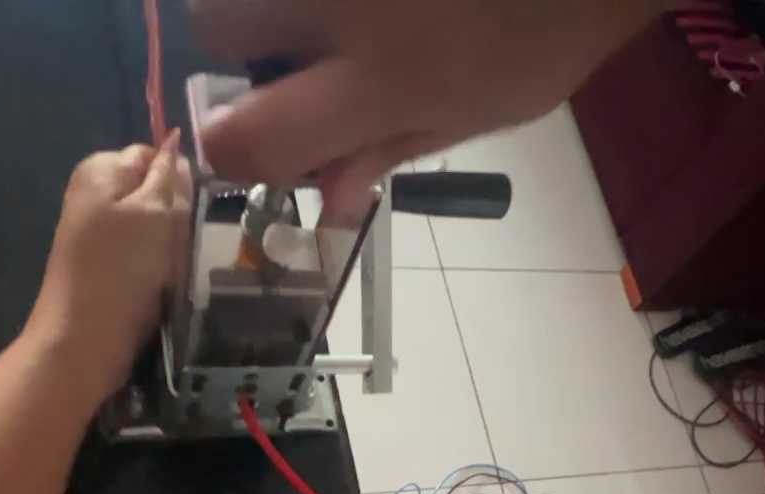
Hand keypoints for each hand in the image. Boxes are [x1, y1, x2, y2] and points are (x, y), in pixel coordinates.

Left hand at [26, 132, 190, 407]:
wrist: (86, 340)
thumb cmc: (123, 272)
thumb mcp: (156, 214)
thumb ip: (169, 177)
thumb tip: (177, 145)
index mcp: (100, 168)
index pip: (155, 156)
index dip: (177, 183)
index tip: (187, 215)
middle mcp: (92, 192)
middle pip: (152, 193)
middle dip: (172, 218)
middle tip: (176, 248)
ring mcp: (93, 231)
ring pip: (150, 227)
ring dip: (166, 248)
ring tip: (167, 272)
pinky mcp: (100, 265)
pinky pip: (139, 255)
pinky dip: (153, 269)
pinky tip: (155, 287)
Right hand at [192, 0, 660, 217]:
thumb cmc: (547, 34)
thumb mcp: (472, 117)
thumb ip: (384, 153)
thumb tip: (327, 202)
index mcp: (383, 79)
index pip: (251, 135)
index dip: (228, 152)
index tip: (243, 146)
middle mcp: (346, 1)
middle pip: (216, 22)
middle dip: (236, 46)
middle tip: (291, 54)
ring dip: (271, 11)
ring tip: (344, 22)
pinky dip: (310, 0)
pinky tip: (366, 6)